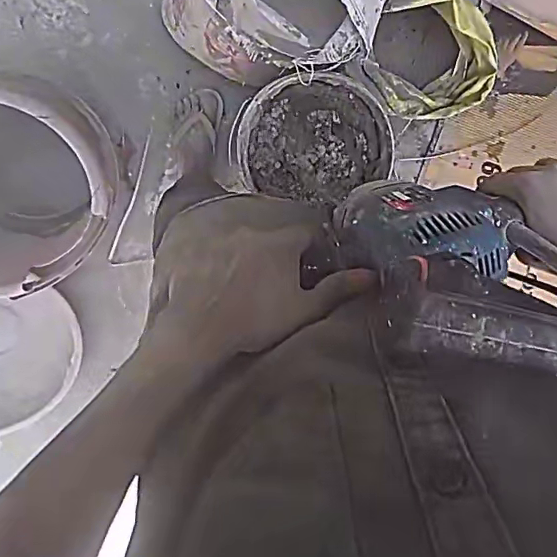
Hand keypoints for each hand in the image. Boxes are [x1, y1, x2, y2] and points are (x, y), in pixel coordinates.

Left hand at [150, 222, 373, 361]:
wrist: (193, 331)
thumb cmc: (252, 322)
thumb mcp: (302, 311)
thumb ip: (336, 289)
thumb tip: (368, 276)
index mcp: (283, 240)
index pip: (311, 229)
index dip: (314, 247)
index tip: (311, 265)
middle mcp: (252, 225)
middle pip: (277, 225)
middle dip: (282, 243)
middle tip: (279, 272)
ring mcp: (218, 228)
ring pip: (243, 225)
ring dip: (250, 241)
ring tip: (245, 272)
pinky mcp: (187, 235)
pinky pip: (208, 229)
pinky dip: (216, 244)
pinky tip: (214, 268)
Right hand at [481, 155, 556, 359]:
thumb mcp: (529, 247)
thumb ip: (515, 229)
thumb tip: (512, 226)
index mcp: (528, 186)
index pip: (497, 181)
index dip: (490, 192)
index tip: (490, 198)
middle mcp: (552, 172)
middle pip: (523, 172)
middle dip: (518, 188)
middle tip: (520, 207)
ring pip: (551, 166)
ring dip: (545, 180)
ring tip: (547, 200)